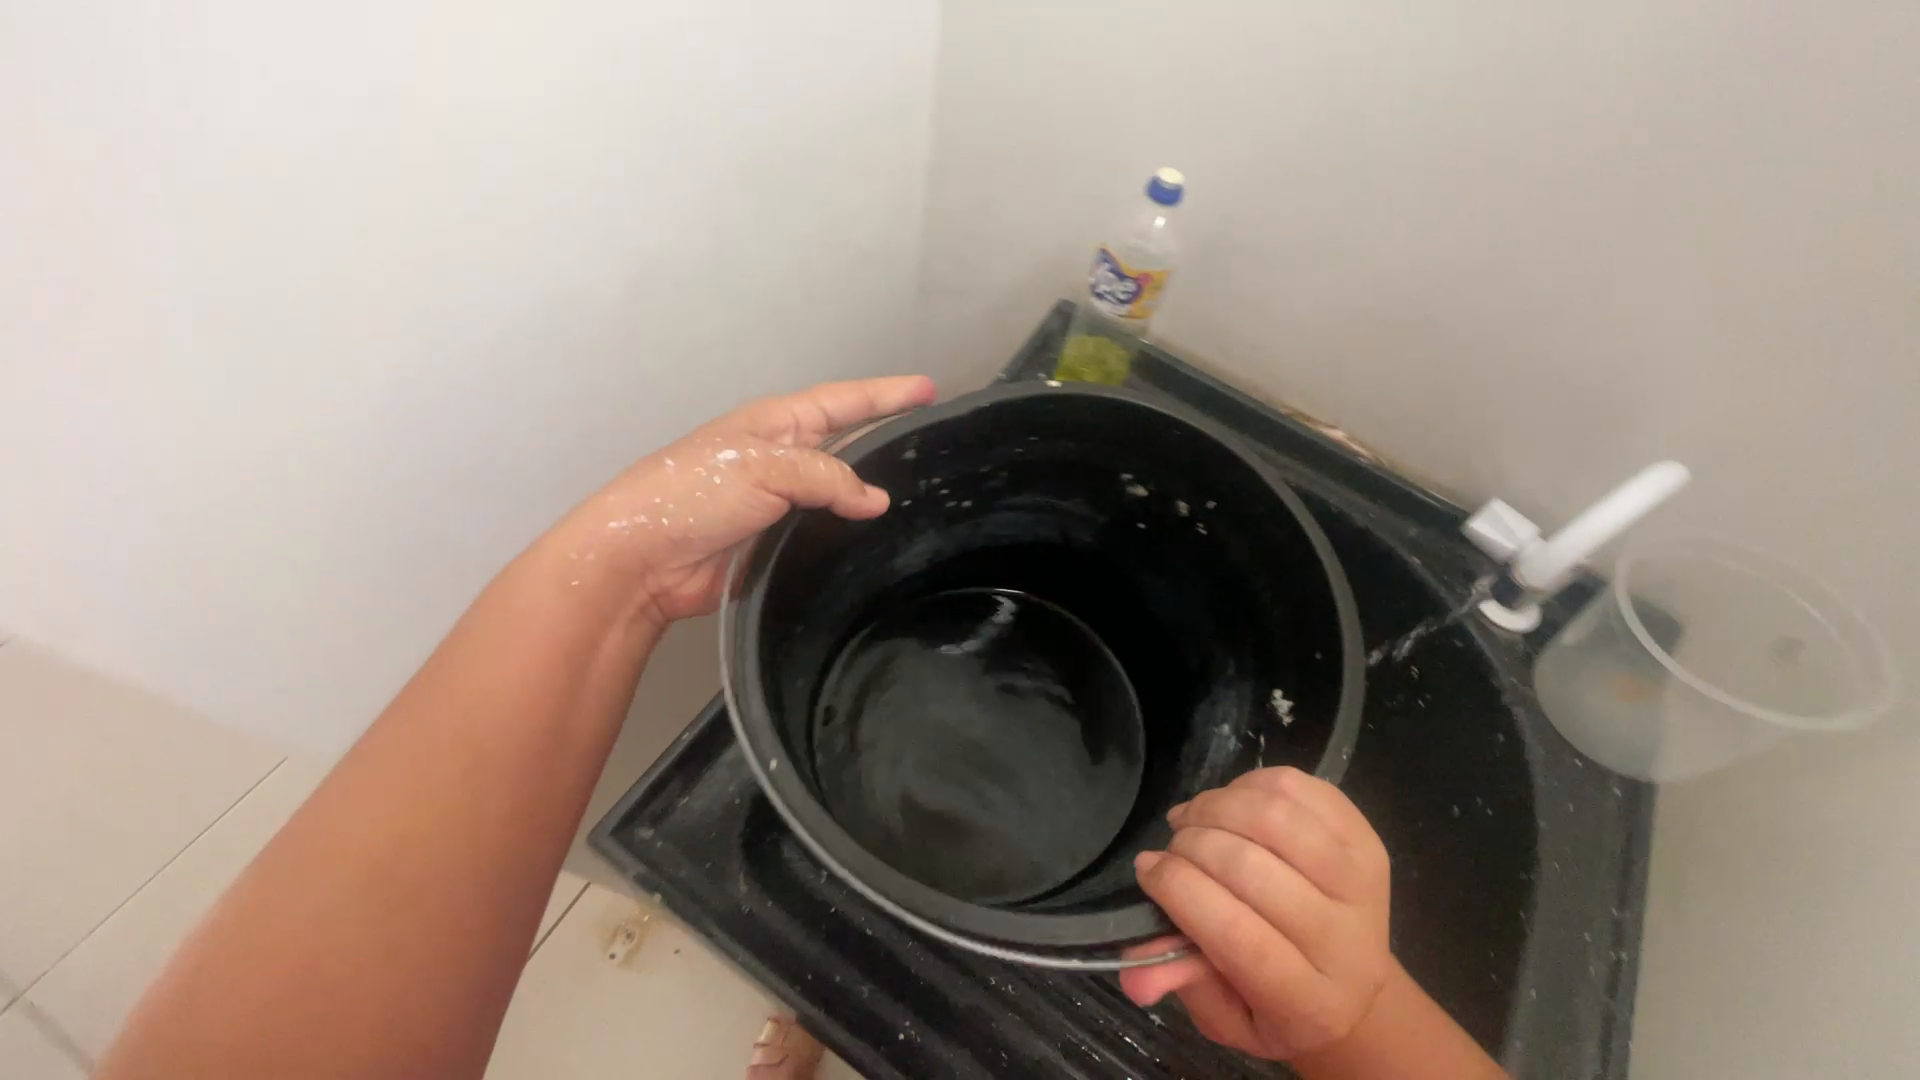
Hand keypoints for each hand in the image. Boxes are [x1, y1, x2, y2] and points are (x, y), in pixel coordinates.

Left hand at [554, 375, 937, 626]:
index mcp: (776, 426)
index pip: (844, 402)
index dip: (886, 394)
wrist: (642, 560)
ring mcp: (781, 503)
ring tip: (921, 492)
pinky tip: (880, 540)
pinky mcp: (777, 544)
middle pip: (847, 441)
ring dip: (873, 489)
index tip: (929, 388)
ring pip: (840, 491)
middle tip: (933, 439)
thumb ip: (825, 478)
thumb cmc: (694, 494)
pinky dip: (853, 533)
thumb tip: (878, 500)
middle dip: (887, 435)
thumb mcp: (762, 468)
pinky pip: (827, 532)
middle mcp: (783, 459)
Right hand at [1118, 766, 1393, 1061]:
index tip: (1146, 869)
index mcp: (1309, 1001)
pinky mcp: (1365, 837)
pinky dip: (1248, 785)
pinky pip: (1297, 787)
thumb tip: (1133, 976)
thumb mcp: (1227, 1015)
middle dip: (1191, 846)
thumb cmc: (1277, 1001)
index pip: (1238, 936)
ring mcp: (1361, 881)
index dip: (1180, 891)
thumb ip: (1184, 984)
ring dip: (1216, 806)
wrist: (1356, 984)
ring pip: (1275, 817)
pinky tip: (1231, 804)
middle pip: (1252, 869)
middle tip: (1171, 848)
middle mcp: (1346, 940)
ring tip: (1194, 820)